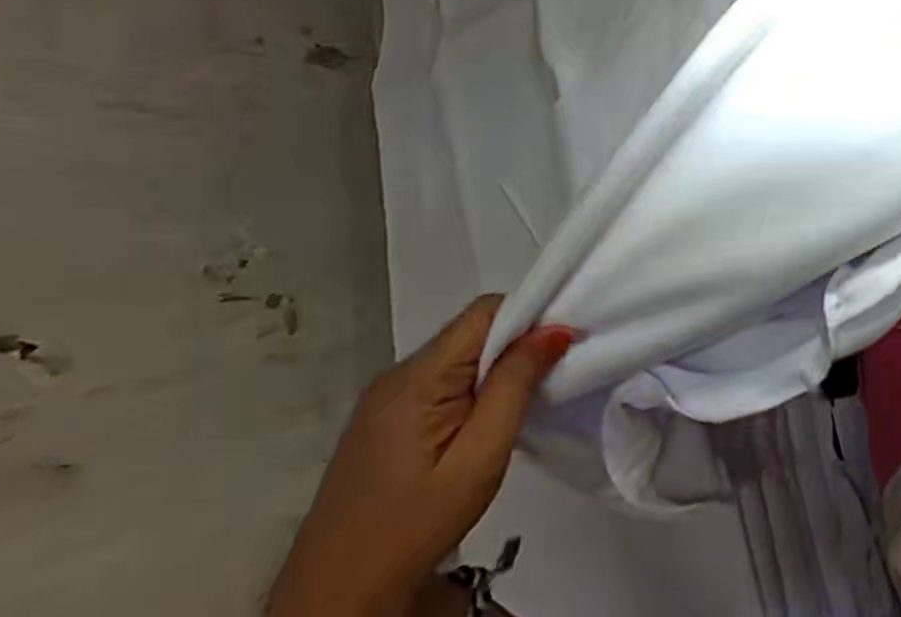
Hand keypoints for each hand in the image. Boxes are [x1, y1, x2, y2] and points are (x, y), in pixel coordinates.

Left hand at [267, 296, 574, 616]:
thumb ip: (516, 384)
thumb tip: (554, 329)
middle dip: (518, 343)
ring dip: (498, 367)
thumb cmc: (416, 526)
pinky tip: (487, 420)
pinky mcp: (384, 420)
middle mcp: (396, 376)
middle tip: (551, 376)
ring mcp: (384, 398)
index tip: (564, 344)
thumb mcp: (481, 455)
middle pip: (472, 330)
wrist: (336, 600)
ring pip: (459, 355)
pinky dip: (475, 385)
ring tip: (524, 401)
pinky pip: (443, 380)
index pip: (484, 312)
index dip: (530, 315)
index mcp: (416, 378)